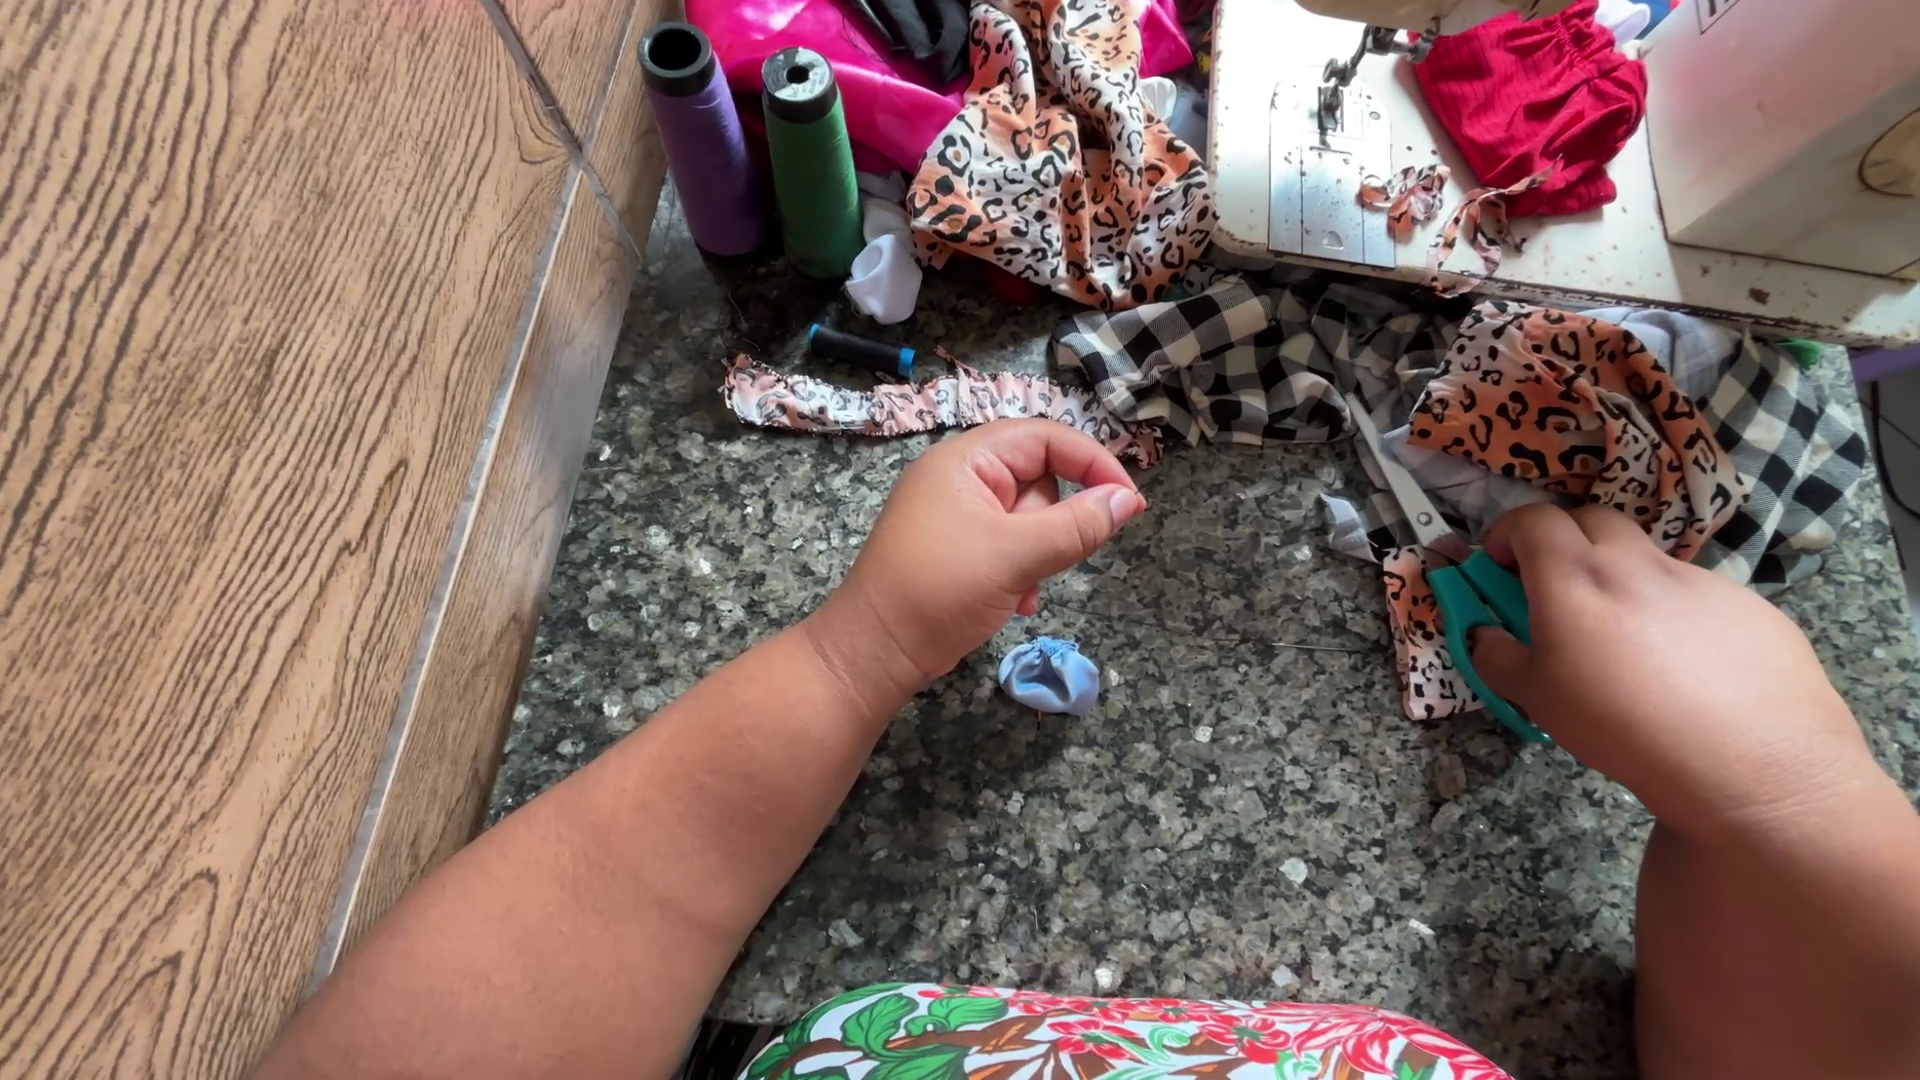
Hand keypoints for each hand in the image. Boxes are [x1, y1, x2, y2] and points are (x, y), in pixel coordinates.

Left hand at [805, 420, 1144, 706]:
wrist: (876, 653)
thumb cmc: (938, 591)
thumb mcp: (1014, 555)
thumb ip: (1076, 526)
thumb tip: (1129, 500)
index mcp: (965, 460)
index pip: (1044, 437)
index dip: (1092, 462)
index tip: (1128, 501)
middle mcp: (961, 479)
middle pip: (1039, 480)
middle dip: (1053, 525)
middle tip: (1050, 558)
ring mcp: (958, 516)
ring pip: (1029, 520)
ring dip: (1039, 556)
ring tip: (1021, 589)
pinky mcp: (960, 550)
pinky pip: (1011, 546)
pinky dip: (1022, 573)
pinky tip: (1014, 603)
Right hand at [1467, 503, 1877, 837]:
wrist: (1753, 766)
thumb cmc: (1619, 723)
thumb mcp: (1532, 695)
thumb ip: (1494, 654)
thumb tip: (1485, 635)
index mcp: (1575, 577)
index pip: (1533, 519)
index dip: (1507, 533)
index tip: (1500, 566)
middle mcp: (1637, 565)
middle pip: (1592, 519)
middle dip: (1562, 539)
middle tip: (1553, 587)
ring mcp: (1702, 582)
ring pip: (1645, 558)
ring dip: (1618, 579)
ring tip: (1622, 639)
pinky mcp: (1754, 609)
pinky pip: (1696, 594)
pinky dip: (1671, 612)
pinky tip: (1683, 667)